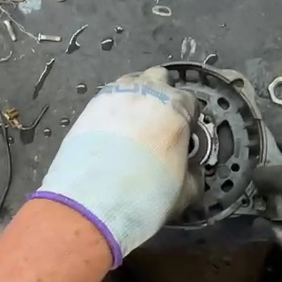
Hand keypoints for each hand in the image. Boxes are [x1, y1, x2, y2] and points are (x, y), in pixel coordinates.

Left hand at [33, 66, 197, 265]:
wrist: (94, 202)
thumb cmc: (144, 194)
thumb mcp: (184, 191)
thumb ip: (192, 174)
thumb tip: (191, 173)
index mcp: (176, 108)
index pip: (191, 101)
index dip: (189, 117)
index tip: (184, 131)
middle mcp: (146, 93)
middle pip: (159, 78)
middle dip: (162, 94)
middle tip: (160, 121)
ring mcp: (114, 96)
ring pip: (131, 83)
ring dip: (136, 98)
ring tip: (134, 125)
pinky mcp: (90, 107)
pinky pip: (107, 100)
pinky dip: (113, 111)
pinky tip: (112, 133)